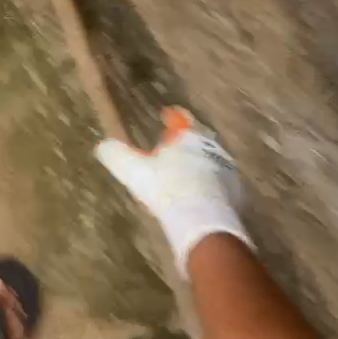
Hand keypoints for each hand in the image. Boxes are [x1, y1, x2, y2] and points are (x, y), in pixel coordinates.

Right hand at [95, 107, 251, 274]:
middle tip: (173, 148)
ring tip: (183, 174)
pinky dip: (207, 184)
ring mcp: (226, 171)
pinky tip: (196, 196)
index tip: (166, 115)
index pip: (182, 119)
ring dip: (197, 163)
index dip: (173, 117)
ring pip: (209, 160)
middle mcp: (212, 148)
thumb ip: (117, 156)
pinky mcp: (234, 193)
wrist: (203, 222)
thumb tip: (103, 145)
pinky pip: (218, 182)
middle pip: (199, 138)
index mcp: (190, 137)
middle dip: (186, 141)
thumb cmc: (167, 189)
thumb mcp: (134, 171)